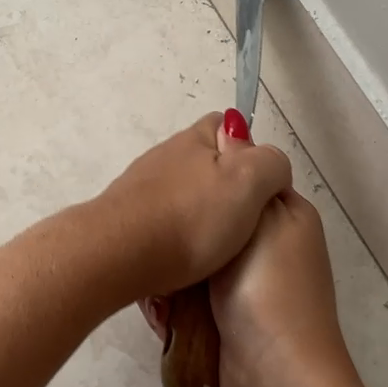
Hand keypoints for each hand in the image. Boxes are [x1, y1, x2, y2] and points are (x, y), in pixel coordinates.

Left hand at [94, 113, 291, 298]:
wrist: (118, 254)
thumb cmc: (189, 218)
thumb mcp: (248, 182)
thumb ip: (269, 163)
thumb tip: (268, 161)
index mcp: (194, 140)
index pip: (226, 126)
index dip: (249, 152)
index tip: (260, 190)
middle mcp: (165, 156)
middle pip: (205, 164)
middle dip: (225, 191)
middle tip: (242, 226)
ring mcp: (141, 187)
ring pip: (183, 196)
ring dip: (199, 217)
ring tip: (214, 250)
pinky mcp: (126, 218)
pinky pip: (161, 222)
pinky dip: (176, 237)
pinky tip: (183, 260)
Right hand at [138, 184, 352, 386]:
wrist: (273, 377)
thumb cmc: (268, 288)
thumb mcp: (261, 218)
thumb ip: (242, 175)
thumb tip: (234, 123)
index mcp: (285, 218)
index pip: (239, 183)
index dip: (207, 181)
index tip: (171, 187)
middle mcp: (267, 250)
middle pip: (208, 225)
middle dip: (180, 236)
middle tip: (155, 240)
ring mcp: (243, 290)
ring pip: (191, 264)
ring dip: (170, 276)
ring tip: (153, 282)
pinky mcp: (223, 323)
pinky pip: (188, 301)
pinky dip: (173, 307)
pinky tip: (160, 312)